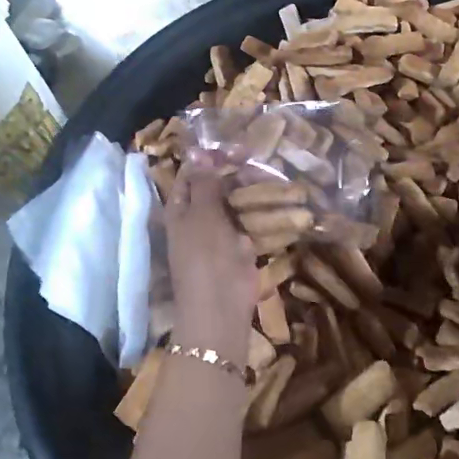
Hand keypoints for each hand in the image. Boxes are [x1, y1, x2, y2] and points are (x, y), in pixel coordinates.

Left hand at [163, 162, 257, 361]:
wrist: (221, 309)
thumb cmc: (206, 258)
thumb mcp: (202, 214)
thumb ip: (203, 183)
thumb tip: (196, 150)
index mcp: (180, 208)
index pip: (192, 173)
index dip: (212, 158)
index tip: (240, 148)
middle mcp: (197, 218)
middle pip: (216, 186)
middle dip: (236, 173)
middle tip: (261, 162)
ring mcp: (219, 233)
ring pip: (235, 203)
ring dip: (252, 190)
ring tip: (273, 177)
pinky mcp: (238, 248)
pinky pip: (249, 222)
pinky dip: (261, 211)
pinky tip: (279, 199)